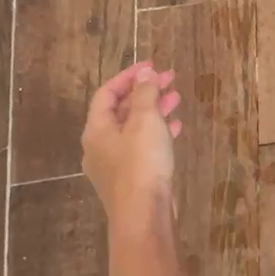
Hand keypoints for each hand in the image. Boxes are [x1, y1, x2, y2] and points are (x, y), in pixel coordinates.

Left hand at [82, 61, 182, 221]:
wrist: (143, 211)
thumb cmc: (141, 161)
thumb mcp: (145, 121)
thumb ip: (145, 94)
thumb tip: (144, 73)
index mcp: (97, 130)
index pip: (106, 94)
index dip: (128, 76)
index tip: (153, 64)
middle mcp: (100, 145)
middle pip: (120, 109)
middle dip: (145, 90)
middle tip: (170, 77)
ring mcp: (114, 161)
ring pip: (133, 126)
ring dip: (154, 108)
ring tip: (177, 97)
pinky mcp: (130, 173)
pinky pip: (142, 142)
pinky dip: (157, 129)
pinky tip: (176, 126)